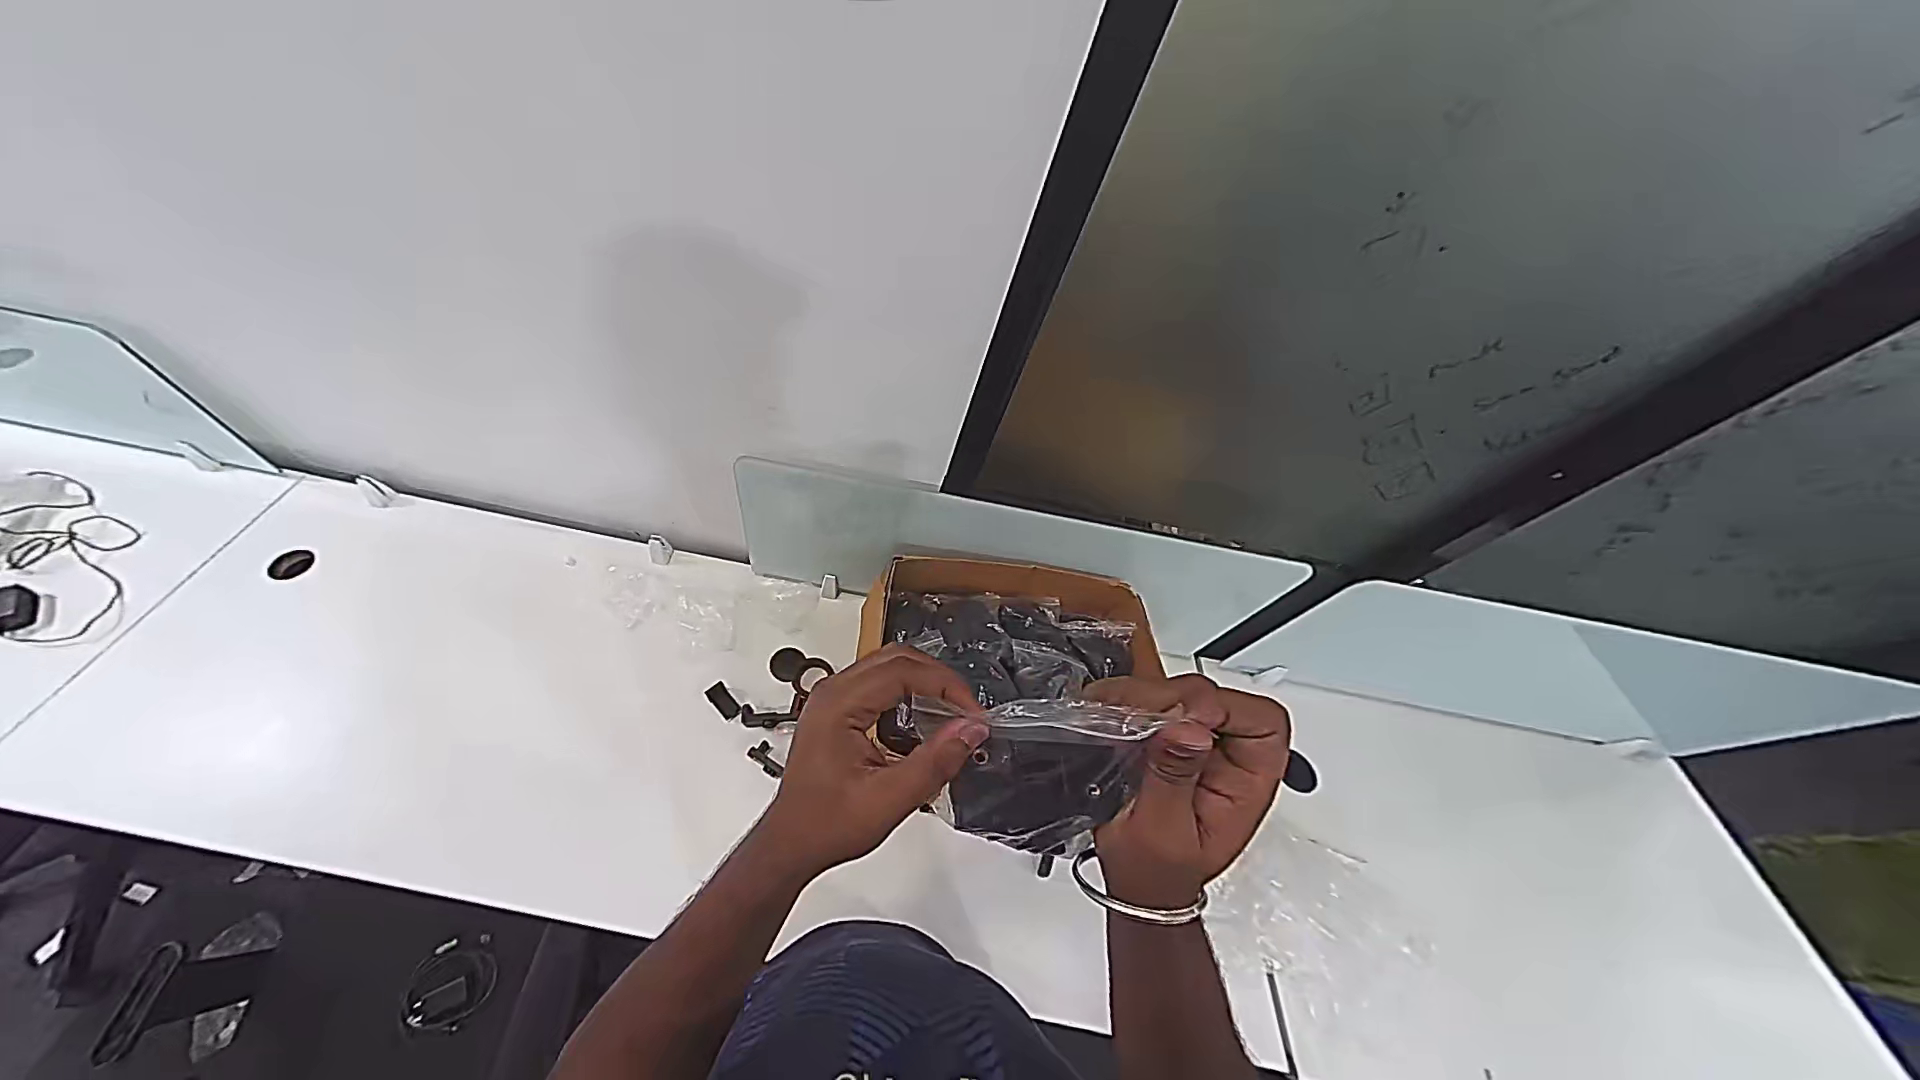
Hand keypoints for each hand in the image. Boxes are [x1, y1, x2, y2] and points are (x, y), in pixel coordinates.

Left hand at [751, 645, 989, 879]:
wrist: (791, 842)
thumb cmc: (823, 823)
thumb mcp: (889, 799)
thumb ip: (935, 762)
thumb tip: (970, 731)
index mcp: (839, 704)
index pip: (903, 670)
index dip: (945, 685)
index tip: (970, 710)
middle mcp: (832, 693)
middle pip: (897, 658)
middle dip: (939, 677)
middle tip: (965, 707)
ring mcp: (833, 699)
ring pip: (889, 666)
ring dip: (924, 682)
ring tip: (951, 711)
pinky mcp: (838, 710)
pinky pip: (879, 683)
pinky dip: (909, 692)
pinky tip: (924, 719)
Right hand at [1089, 674, 1291, 908]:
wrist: (1136, 879)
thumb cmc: (1157, 870)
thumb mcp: (1164, 832)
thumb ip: (1174, 779)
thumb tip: (1188, 730)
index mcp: (1245, 781)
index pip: (1262, 722)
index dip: (1227, 709)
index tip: (1185, 717)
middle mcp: (1225, 754)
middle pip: (1213, 695)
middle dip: (1169, 698)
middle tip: (1133, 716)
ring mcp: (1194, 738)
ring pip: (1177, 689)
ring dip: (1141, 696)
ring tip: (1111, 714)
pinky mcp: (1165, 730)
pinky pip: (1151, 697)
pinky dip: (1125, 697)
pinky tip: (1106, 710)